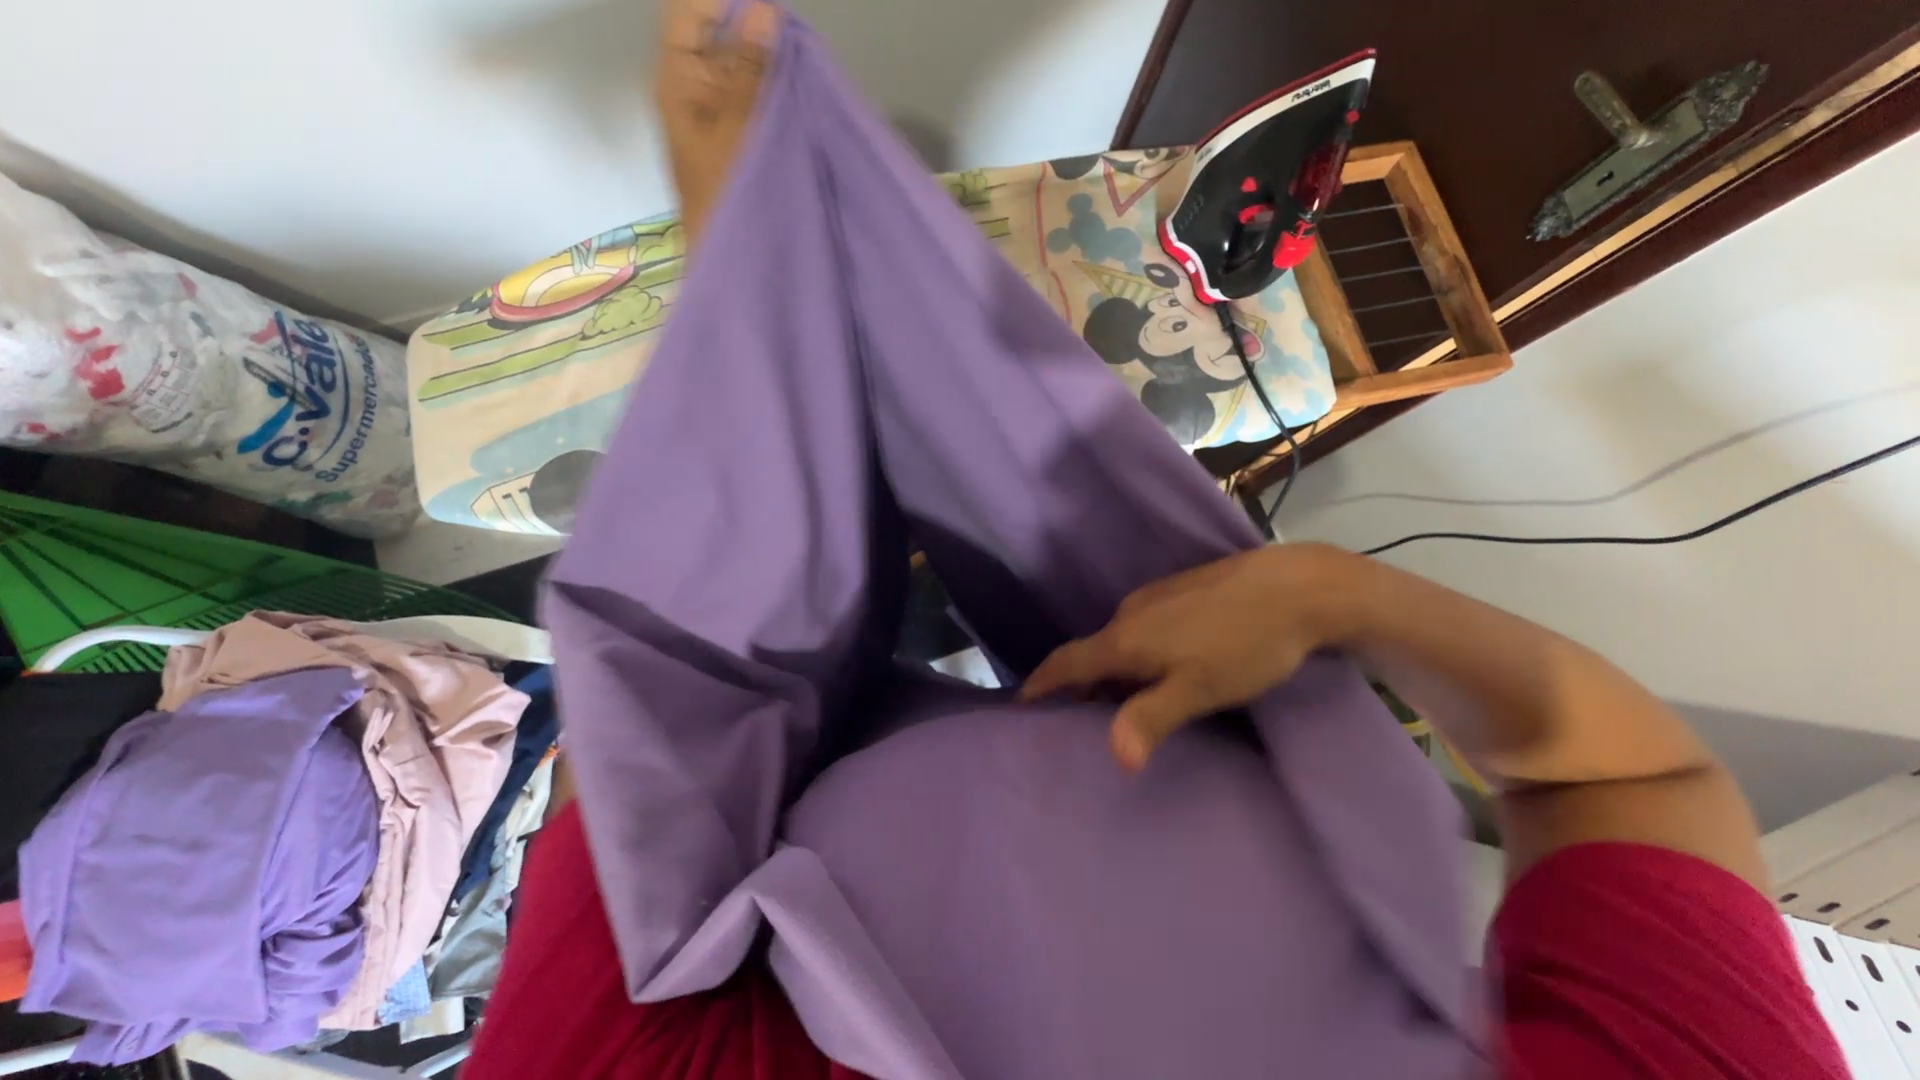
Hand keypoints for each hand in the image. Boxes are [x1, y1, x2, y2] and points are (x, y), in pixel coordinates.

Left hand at [654, 0, 780, 246]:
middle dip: (758, 33)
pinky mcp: (739, 134)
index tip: (775, 15)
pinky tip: (801, 93)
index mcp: (677, 77)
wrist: (723, 255)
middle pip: (721, 34)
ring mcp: (717, 111)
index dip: (728, 4)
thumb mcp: (737, 126)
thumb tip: (764, 9)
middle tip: (795, 46)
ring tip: (804, 69)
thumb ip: (751, 68)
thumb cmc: (723, 192)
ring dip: (772, 63)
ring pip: (744, 65)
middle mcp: (693, 86)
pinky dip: (777, 90)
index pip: (692, 12)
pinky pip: (757, 96)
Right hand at [1019, 543, 1365, 769]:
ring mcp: (1157, 596)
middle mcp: (1131, 612)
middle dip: (1081, 684)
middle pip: (1093, 652)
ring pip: (1120, 639)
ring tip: (1120, 700)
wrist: (1299, 587)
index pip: (1067, 662)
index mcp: (1126, 639)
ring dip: (1112, 669)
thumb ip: (1150, 719)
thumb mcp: (1198, 690)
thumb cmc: (1246, 645)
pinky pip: (1142, 626)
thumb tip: (1115, 758)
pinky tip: (1162, 668)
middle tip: (1076, 718)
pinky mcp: (1182, 589)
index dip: (1042, 683)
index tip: (1021, 702)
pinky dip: (1137, 652)